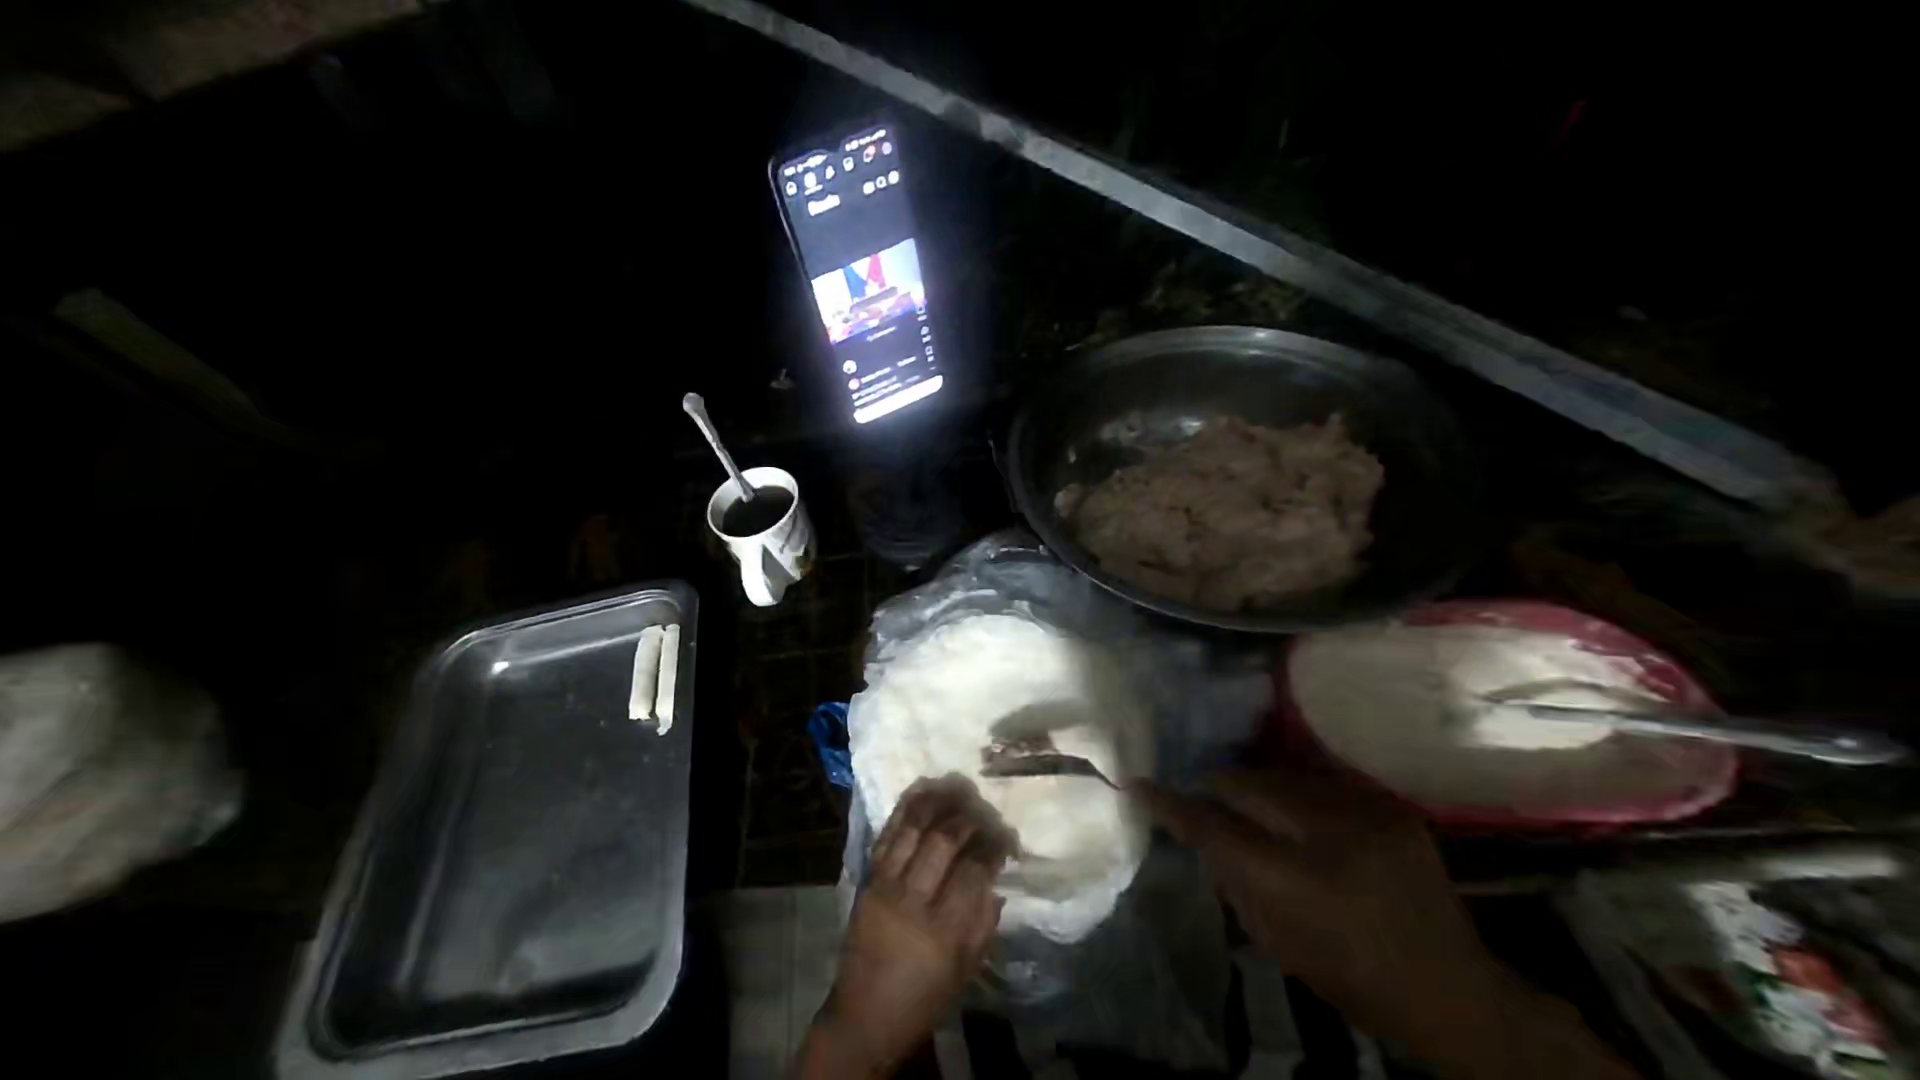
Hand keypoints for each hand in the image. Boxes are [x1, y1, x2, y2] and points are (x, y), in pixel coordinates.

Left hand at [797, 775, 1012, 1078]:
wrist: (864, 1017)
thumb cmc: (923, 999)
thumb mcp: (966, 970)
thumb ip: (984, 920)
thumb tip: (995, 876)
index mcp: (943, 931)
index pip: (973, 871)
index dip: (993, 847)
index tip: (1006, 837)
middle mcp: (911, 900)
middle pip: (942, 841)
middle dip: (969, 817)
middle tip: (986, 809)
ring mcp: (884, 885)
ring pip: (912, 829)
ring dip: (937, 801)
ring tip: (958, 785)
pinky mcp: (867, 880)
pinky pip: (887, 835)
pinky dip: (905, 809)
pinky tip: (922, 789)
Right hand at [1139, 768, 1637, 1079]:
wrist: (1452, 989)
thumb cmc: (1349, 976)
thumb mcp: (1274, 940)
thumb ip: (1230, 876)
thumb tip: (1198, 830)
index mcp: (1296, 879)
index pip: (1215, 826)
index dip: (1172, 804)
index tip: (1139, 785)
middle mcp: (1330, 832)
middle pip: (1246, 783)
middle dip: (1217, 789)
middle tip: (1204, 800)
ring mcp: (1366, 811)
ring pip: (1281, 774)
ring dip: (1258, 789)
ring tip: (1253, 807)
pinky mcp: (1389, 804)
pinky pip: (1320, 781)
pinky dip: (1297, 793)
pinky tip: (1299, 814)